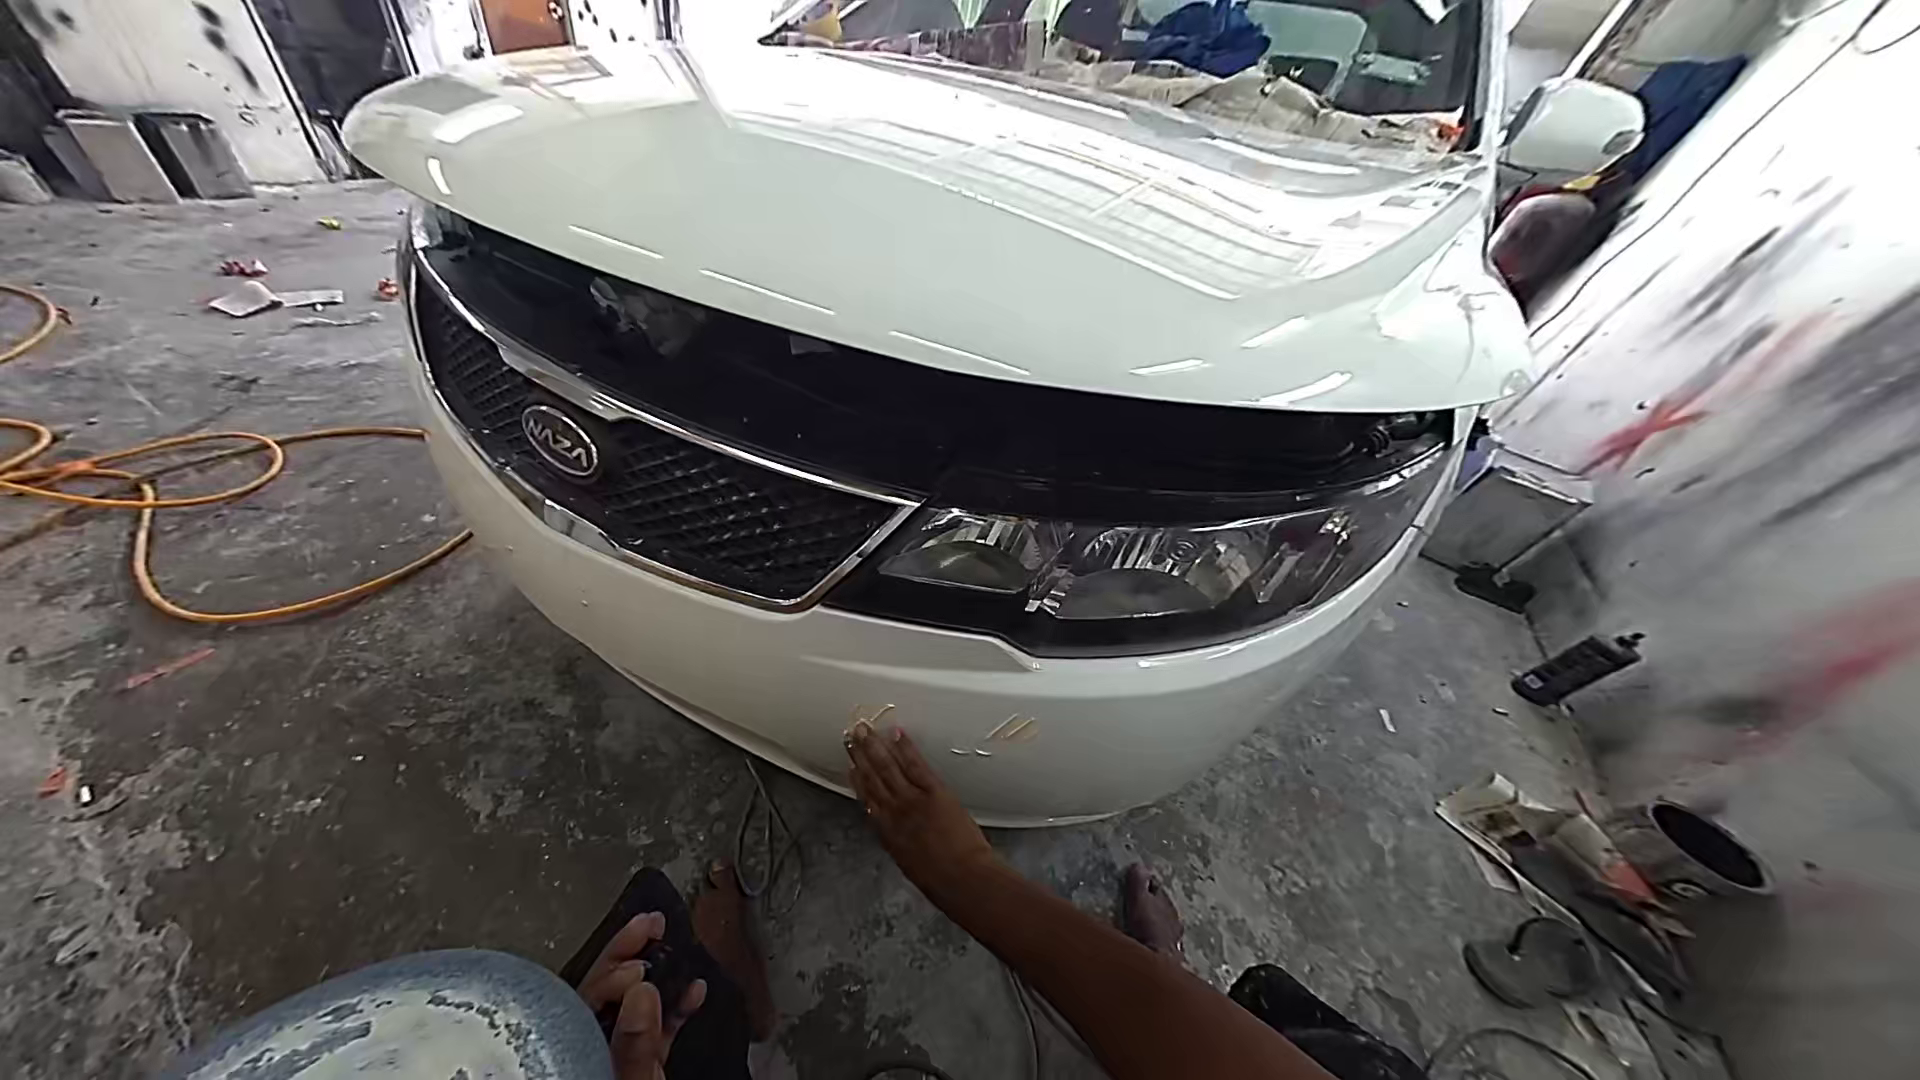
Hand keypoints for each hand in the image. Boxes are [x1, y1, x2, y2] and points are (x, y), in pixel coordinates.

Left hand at [576, 913, 707, 1079]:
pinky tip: (695, 993)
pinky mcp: (639, 1070)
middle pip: (599, 997)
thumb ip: (634, 1049)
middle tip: (653, 922)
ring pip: (628, 1007)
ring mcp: (612, 1061)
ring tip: (672, 941)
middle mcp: (586, 1055)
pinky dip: (675, 1009)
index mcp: (570, 1056)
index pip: (579, 1004)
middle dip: (628, 957)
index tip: (641, 962)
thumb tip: (640, 990)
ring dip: (656, 973)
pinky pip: (654, 1031)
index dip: (609, 976)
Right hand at [846, 722, 997, 896]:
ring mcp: (912, 799)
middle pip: (872, 778)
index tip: (851, 765)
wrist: (962, 878)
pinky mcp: (933, 791)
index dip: (857, 779)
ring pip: (887, 767)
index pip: (867, 799)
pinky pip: (915, 764)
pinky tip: (896, 734)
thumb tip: (893, 827)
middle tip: (851, 736)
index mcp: (887, 832)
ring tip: (864, 729)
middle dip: (860, 755)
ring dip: (874, 746)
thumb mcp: (908, 862)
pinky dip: (904, 748)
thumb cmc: (940, 879)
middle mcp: (894, 812)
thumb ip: (898, 839)